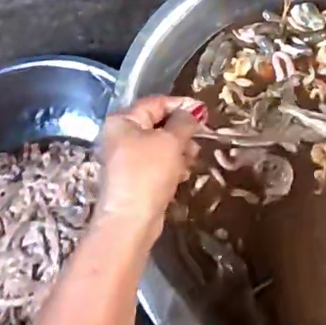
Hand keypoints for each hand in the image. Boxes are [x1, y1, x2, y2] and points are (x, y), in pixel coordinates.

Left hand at [96, 95, 204, 234]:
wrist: (130, 223)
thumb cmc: (148, 173)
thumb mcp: (171, 140)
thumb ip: (185, 121)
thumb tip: (194, 111)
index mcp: (123, 120)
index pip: (158, 102)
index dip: (183, 105)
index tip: (204, 112)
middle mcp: (120, 136)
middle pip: (159, 123)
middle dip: (182, 131)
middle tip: (199, 138)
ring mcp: (126, 158)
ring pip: (160, 144)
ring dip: (180, 149)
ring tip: (192, 159)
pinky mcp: (134, 177)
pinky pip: (157, 162)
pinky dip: (171, 164)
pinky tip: (182, 173)